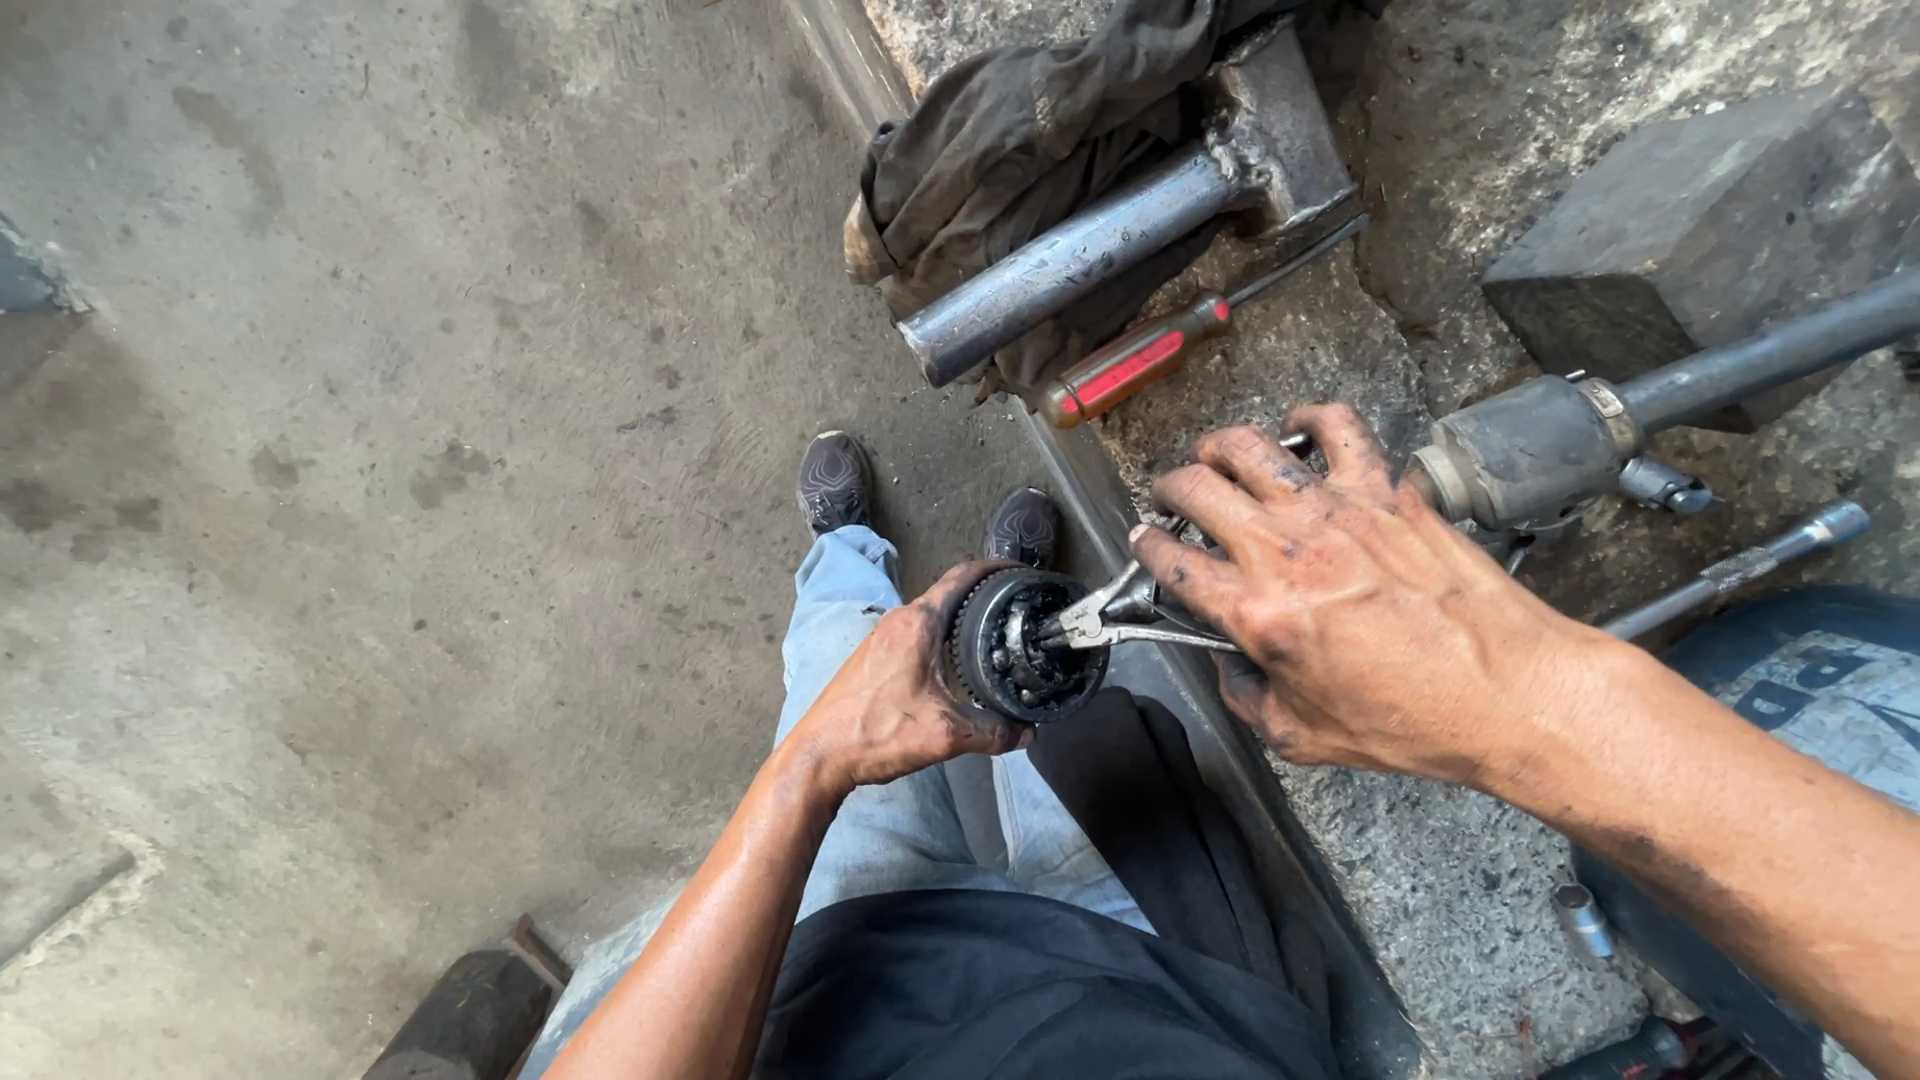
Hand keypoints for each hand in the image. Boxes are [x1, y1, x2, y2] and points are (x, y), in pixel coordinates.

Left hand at [786, 560, 1033, 792]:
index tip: (1019, 571)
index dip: (994, 568)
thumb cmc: (877, 733)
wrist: (818, 755)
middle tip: (1015, 612)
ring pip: (932, 619)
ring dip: (961, 623)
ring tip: (993, 640)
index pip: (962, 577)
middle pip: (949, 597)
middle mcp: (898, 620)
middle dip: (983, 599)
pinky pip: (916, 636)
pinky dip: (941, 640)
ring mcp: (880, 638)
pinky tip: (955, 667)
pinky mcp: (872, 658)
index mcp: (917, 623)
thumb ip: (992, 731)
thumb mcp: (945, 734)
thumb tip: (1027, 732)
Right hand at [1130, 407, 1611, 786]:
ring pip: (1246, 446)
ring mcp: (1335, 513)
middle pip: (1194, 490)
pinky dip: (1309, 419)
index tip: (1146, 542)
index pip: (1172, 564)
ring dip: (1216, 449)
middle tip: (1172, 498)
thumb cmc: (1416, 717)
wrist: (1512, 692)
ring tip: (1216, 457)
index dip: (1147, 548)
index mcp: (1257, 614)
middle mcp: (1284, 553)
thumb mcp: (1301, 735)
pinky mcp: (1384, 492)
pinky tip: (1298, 429)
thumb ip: (1245, 696)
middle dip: (1168, 490)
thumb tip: (1232, 665)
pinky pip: (1337, 428)